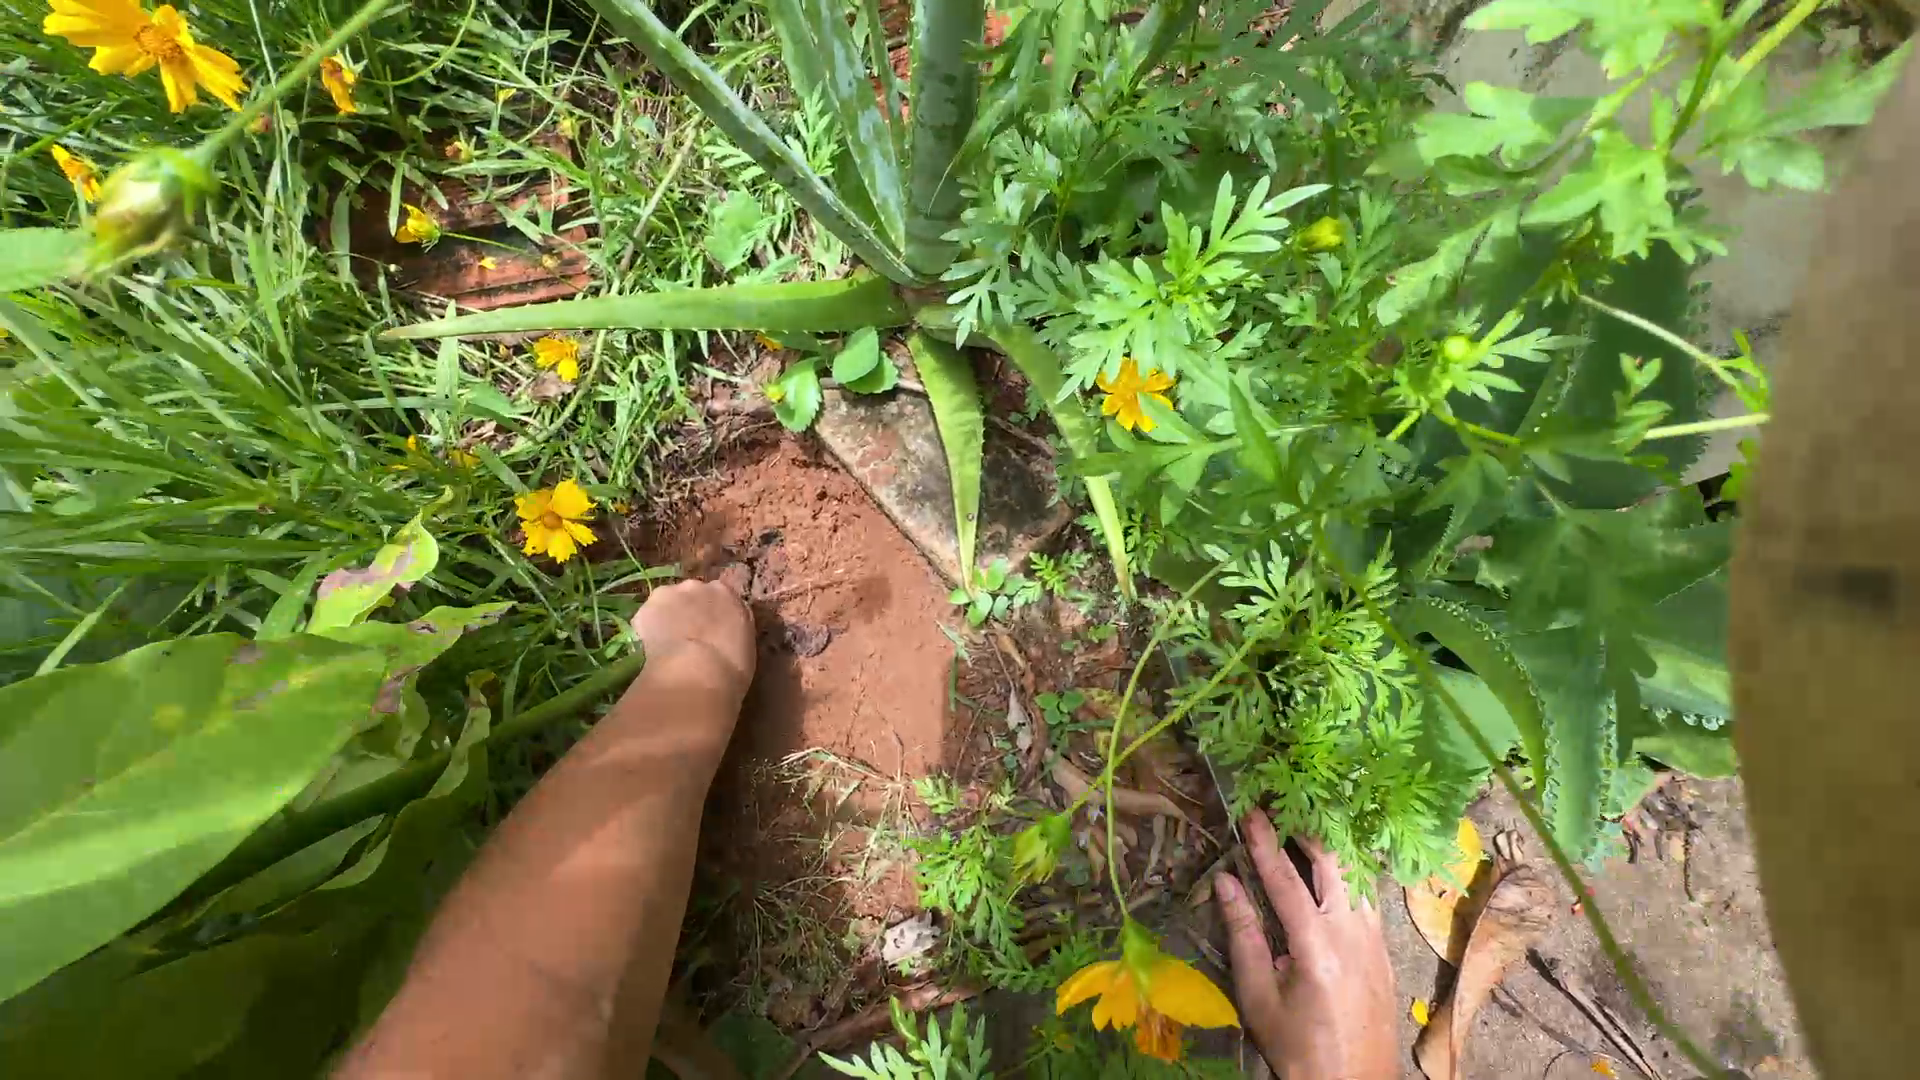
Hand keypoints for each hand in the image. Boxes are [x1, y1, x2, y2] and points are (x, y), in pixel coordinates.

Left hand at [631, 579, 756, 693]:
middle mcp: (699, 586)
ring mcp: (670, 595)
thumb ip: (733, 630)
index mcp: (728, 594)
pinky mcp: (646, 609)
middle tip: (691, 636)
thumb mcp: (745, 645)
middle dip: (690, 611)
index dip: (714, 614)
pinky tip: (652, 650)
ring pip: (667, 603)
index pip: (720, 597)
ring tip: (668, 644)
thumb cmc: (732, 666)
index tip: (713, 630)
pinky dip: (648, 631)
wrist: (697, 671)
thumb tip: (724, 635)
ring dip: (668, 617)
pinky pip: (646, 618)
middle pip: (692, 594)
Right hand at [1215, 810, 1398, 1079]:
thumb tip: (1224, 880)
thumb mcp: (1258, 995)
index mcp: (1317, 948)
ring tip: (1304, 829)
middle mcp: (1353, 936)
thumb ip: (1243, 933)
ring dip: (1330, 848)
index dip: (1264, 842)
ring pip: (1358, 876)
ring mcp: (1376, 943)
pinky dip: (1347, 873)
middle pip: (1334, 863)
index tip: (1250, 810)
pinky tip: (1330, 868)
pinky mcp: (1385, 953)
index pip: (1286, 879)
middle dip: (1307, 830)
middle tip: (1280, 809)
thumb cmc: (1296, 1046)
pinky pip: (1367, 898)